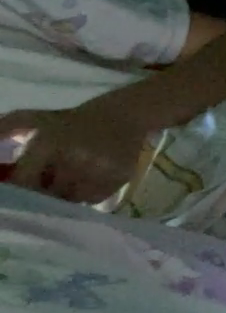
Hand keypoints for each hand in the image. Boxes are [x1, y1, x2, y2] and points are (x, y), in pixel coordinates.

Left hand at [0, 105, 149, 203]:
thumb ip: (0, 130)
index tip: (18, 190)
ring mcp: (103, 169)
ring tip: (67, 182)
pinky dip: (87, 195)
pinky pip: (95, 198)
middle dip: (44, 192)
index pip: (24, 182)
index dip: (18, 190)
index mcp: (50, 145)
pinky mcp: (121, 176)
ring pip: (73, 199)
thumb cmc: (71, 119)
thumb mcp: (31, 118)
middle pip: (49, 194)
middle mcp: (78, 160)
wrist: (126, 113)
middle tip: (45, 184)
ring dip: (66, 195)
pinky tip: (87, 182)